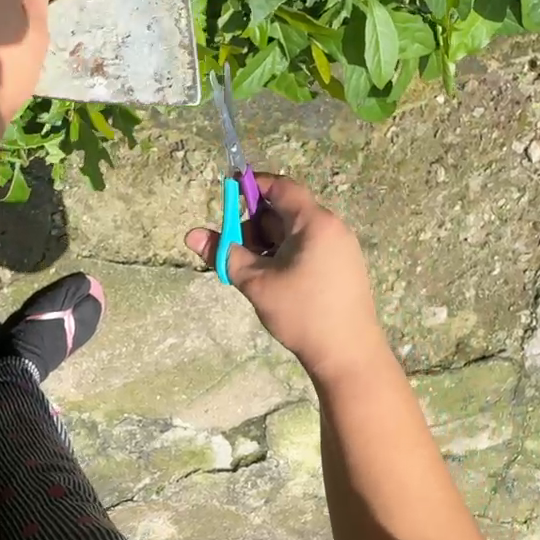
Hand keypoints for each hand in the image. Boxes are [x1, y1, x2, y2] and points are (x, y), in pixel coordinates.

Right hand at [187, 175, 389, 380]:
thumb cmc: (302, 312)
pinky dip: (283, 256)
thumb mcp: (256, 282)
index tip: (227, 193)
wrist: (347, 353)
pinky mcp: (342, 268)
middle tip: (234, 251)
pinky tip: (273, 282)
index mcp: (314, 222)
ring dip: (267, 245)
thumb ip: (224, 254)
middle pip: (285, 212)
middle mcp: (332, 228)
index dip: (252, 186)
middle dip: (254, 225)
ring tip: (251, 273)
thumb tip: (192, 236)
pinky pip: (306, 249)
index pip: (281, 187)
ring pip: (294, 234)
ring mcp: (340, 249)